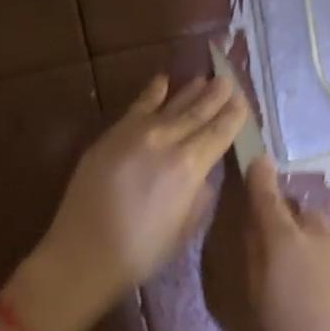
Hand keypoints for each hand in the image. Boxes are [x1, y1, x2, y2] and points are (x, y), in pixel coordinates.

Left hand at [13, 74, 246, 330]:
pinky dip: (152, 93)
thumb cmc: (141, 252)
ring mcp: (135, 134)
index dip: (234, 117)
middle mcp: (166, 141)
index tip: (244, 103)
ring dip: (190, 91)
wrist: (84, 252)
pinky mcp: (111, 136)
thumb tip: (205, 174)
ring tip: (206, 78)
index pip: (219, 133)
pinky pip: (137, 107)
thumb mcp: (183, 229)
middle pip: (197, 112)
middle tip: (230, 80)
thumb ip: (199, 196)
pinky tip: (163, 81)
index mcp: (189, 167)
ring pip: (169, 104)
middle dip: (216, 96)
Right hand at [243, 156, 329, 330]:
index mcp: (284, 239)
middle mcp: (316, 234)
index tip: (253, 160)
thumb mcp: (255, 302)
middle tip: (260, 233)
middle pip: (296, 208)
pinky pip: (329, 247)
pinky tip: (307, 282)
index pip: (267, 192)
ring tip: (283, 261)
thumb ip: (252, 257)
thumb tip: (249, 227)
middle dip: (279, 211)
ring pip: (315, 227)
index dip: (258, 175)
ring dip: (299, 232)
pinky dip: (314, 252)